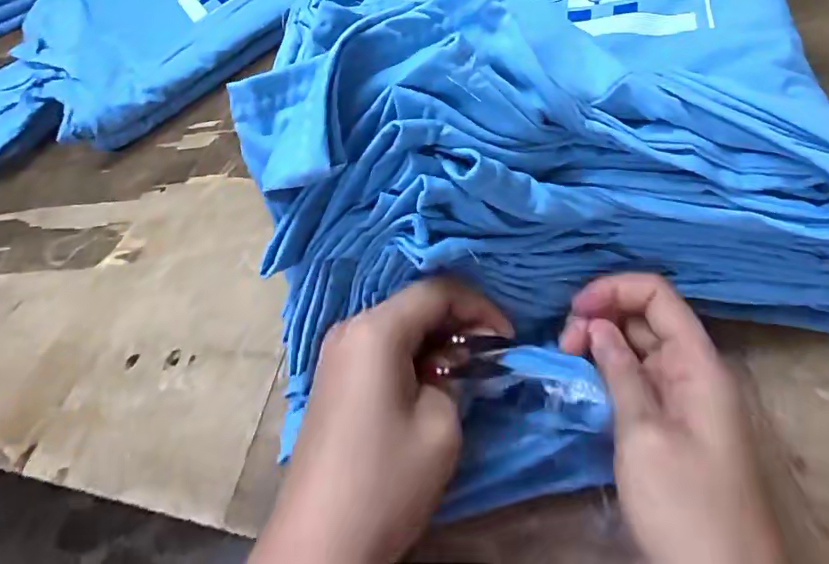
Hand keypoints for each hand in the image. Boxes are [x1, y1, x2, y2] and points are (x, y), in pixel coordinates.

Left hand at [251, 278, 513, 563]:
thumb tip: (448, 366)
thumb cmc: (385, 479)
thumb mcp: (440, 426)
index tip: (508, 336)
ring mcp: (336, 350)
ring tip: (464, 369)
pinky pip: (378, 346)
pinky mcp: (332, 375)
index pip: (435, 290)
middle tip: (490, 352)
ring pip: (396, 324)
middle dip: (456, 321)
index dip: (478, 305)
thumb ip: (454, 379)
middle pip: (412, 303)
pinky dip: (409, 353)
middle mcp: (349, 326)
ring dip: (433, 338)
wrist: (321, 537)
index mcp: (375, 328)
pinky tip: (429, 380)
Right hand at [561, 274, 782, 563]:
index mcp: (698, 364)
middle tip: (565, 343)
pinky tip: (584, 377)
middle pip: (645, 316)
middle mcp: (693, 371)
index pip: (658, 294)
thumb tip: (598, 325)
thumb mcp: (643, 434)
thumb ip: (620, 372)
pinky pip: (638, 377)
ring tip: (568, 357)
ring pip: (637, 345)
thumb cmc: (684, 505)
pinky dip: (609, 369)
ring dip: (601, 341)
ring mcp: (683, 398)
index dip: (614, 289)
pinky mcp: (671, 423)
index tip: (575, 310)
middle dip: (601, 315)